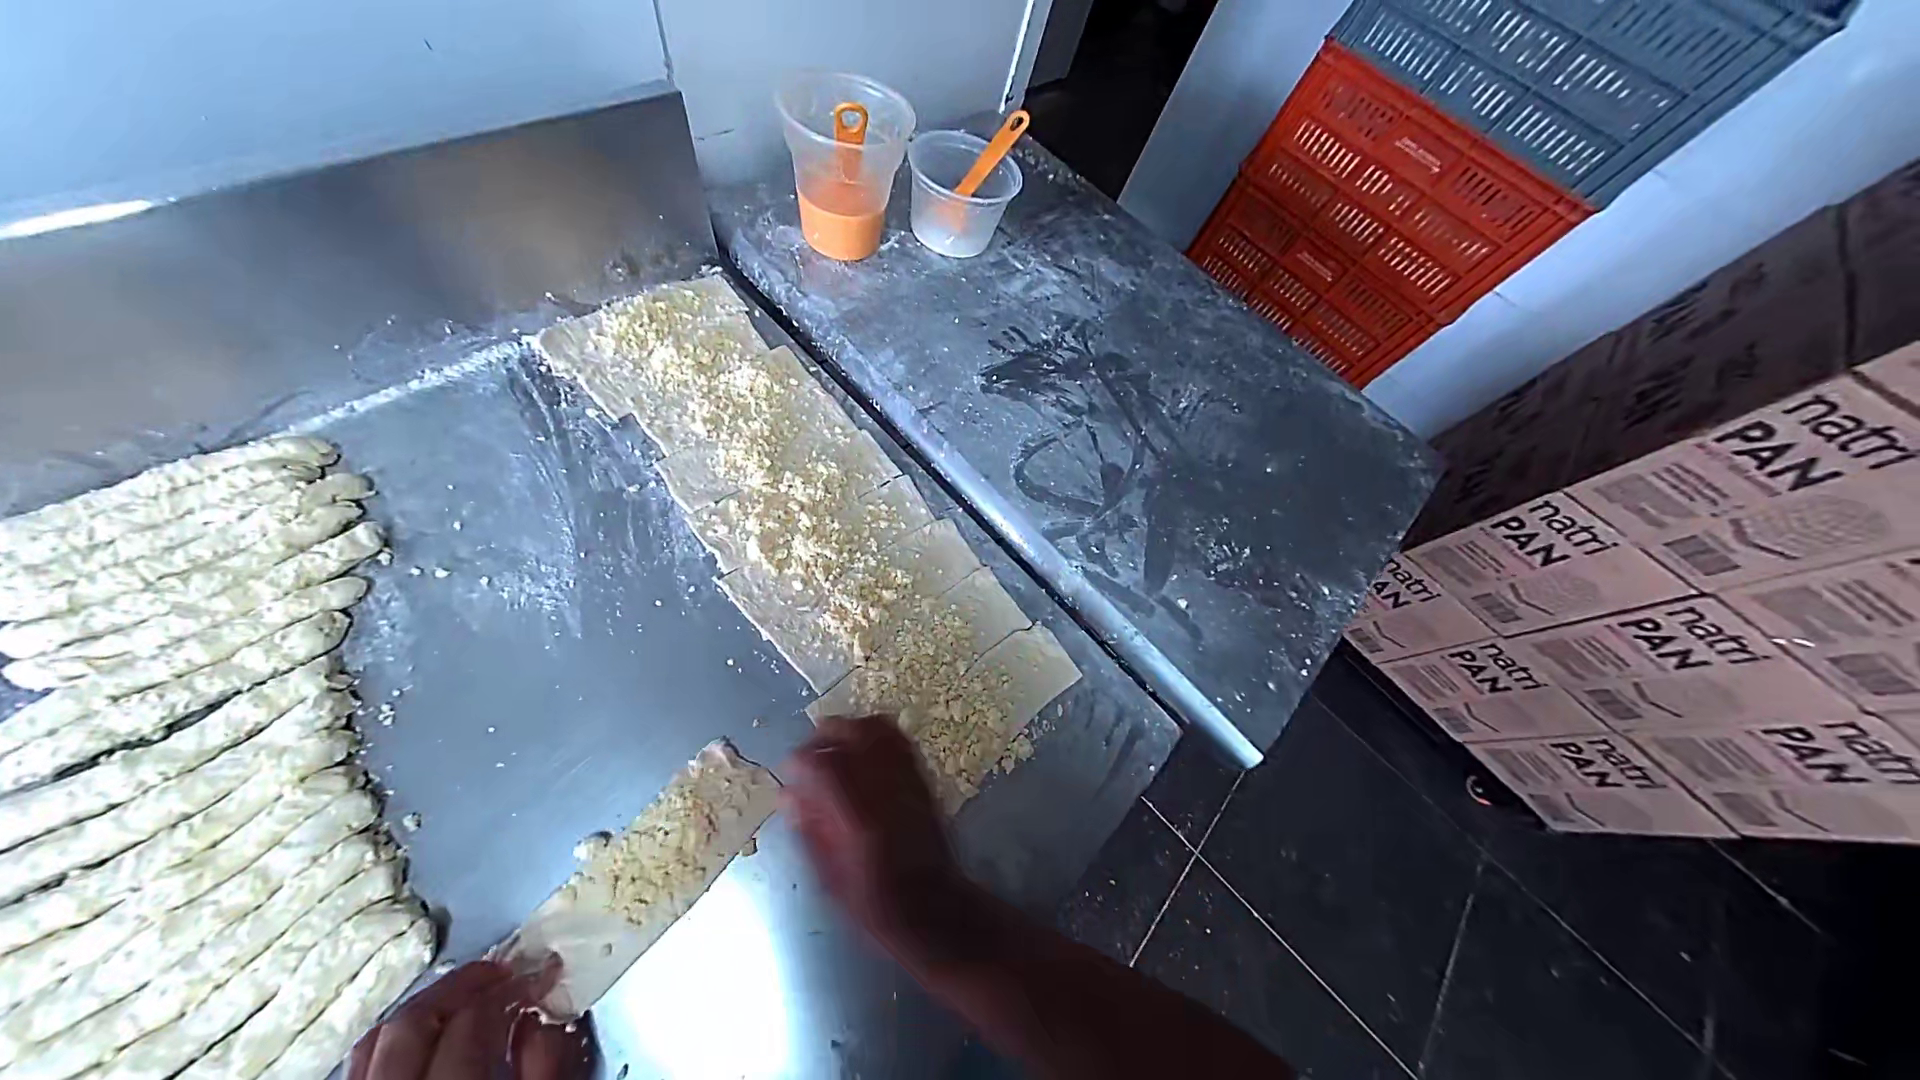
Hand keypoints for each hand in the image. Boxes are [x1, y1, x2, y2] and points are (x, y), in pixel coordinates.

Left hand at [348, 960, 592, 1079]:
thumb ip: (547, 1066)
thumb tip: (543, 1011)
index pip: (472, 1021)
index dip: (513, 986)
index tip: (544, 974)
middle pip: (411, 1024)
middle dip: (461, 985)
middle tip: (503, 972)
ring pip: (372, 1042)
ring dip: (424, 1007)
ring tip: (465, 998)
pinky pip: (356, 1069)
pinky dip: (393, 1042)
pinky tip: (427, 1038)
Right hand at [781, 715, 964, 956]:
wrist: (933, 908)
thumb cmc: (875, 902)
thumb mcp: (830, 877)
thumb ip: (809, 831)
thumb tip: (788, 797)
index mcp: (857, 814)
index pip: (824, 764)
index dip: (801, 758)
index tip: (789, 767)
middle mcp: (885, 787)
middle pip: (853, 732)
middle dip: (826, 734)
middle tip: (811, 751)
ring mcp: (908, 779)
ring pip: (879, 728)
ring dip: (853, 730)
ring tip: (836, 747)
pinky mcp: (923, 780)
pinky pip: (900, 741)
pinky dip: (878, 736)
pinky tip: (866, 753)